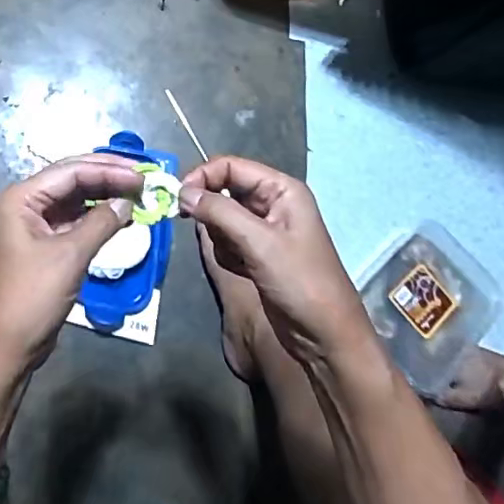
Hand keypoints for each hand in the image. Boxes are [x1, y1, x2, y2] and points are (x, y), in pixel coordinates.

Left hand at [0, 158, 141, 371]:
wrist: (3, 352)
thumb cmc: (30, 298)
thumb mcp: (70, 256)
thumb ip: (102, 222)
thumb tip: (129, 201)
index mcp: (21, 198)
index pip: (72, 171)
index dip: (109, 170)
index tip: (141, 176)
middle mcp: (25, 204)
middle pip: (73, 178)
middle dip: (109, 176)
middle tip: (143, 178)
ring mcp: (34, 224)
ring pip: (76, 197)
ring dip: (106, 195)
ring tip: (137, 195)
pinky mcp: (44, 243)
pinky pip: (75, 218)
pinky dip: (98, 215)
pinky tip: (121, 216)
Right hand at [178, 155, 371, 367]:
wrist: (324, 336)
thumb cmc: (299, 282)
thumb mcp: (258, 243)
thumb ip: (219, 212)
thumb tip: (183, 192)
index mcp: (281, 189)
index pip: (232, 167)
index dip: (204, 176)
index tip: (179, 197)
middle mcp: (273, 203)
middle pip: (226, 191)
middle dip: (212, 211)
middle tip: (203, 230)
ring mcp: (266, 229)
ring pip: (223, 218)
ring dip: (221, 238)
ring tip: (239, 260)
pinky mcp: (259, 253)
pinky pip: (229, 241)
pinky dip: (228, 254)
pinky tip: (242, 271)